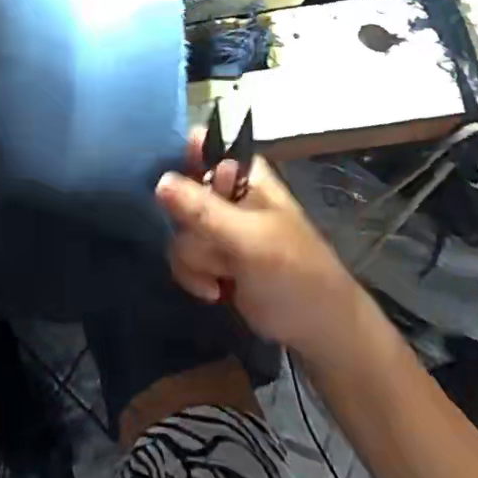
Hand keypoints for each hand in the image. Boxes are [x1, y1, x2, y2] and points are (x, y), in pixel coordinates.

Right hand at [155, 130, 367, 356]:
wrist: (317, 331)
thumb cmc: (295, 273)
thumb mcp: (251, 239)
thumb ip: (204, 211)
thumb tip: (159, 181)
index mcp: (243, 173)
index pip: (199, 145)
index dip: (181, 162)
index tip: (173, 191)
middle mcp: (225, 193)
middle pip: (179, 192)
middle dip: (192, 228)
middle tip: (217, 245)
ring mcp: (216, 227)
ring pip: (178, 230)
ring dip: (197, 260)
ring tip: (225, 274)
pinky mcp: (210, 258)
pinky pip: (181, 257)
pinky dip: (194, 277)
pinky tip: (216, 291)